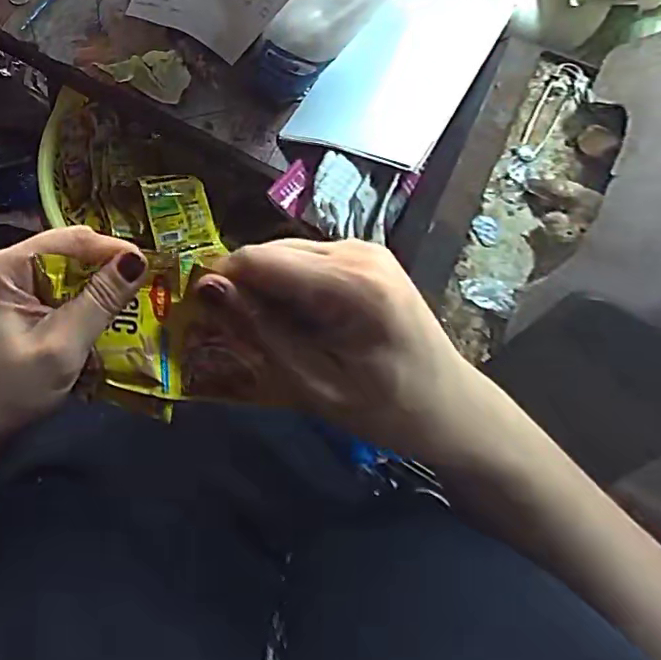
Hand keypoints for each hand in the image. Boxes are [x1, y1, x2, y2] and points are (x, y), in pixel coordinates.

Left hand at [0, 227, 146, 452]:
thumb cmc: (9, 390)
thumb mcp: (60, 348)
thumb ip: (98, 302)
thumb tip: (136, 260)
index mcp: (11, 266)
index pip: (71, 239)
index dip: (113, 249)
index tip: (154, 266)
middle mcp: (13, 267)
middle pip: (73, 253)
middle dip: (111, 269)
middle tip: (155, 285)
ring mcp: (19, 288)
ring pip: (73, 275)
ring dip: (103, 290)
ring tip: (144, 301)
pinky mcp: (27, 309)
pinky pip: (66, 296)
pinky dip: (89, 307)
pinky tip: (115, 322)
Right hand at [193, 239, 516, 466]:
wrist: (456, 411)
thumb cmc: (387, 409)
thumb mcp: (313, 383)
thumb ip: (258, 330)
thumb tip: (204, 287)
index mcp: (351, 283)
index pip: (256, 260)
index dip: (220, 283)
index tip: (204, 318)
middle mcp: (355, 250)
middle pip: (265, 253)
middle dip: (242, 289)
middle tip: (238, 335)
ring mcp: (361, 248)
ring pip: (278, 254)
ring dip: (263, 289)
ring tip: (273, 332)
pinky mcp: (361, 254)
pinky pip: (298, 260)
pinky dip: (284, 287)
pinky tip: (298, 320)